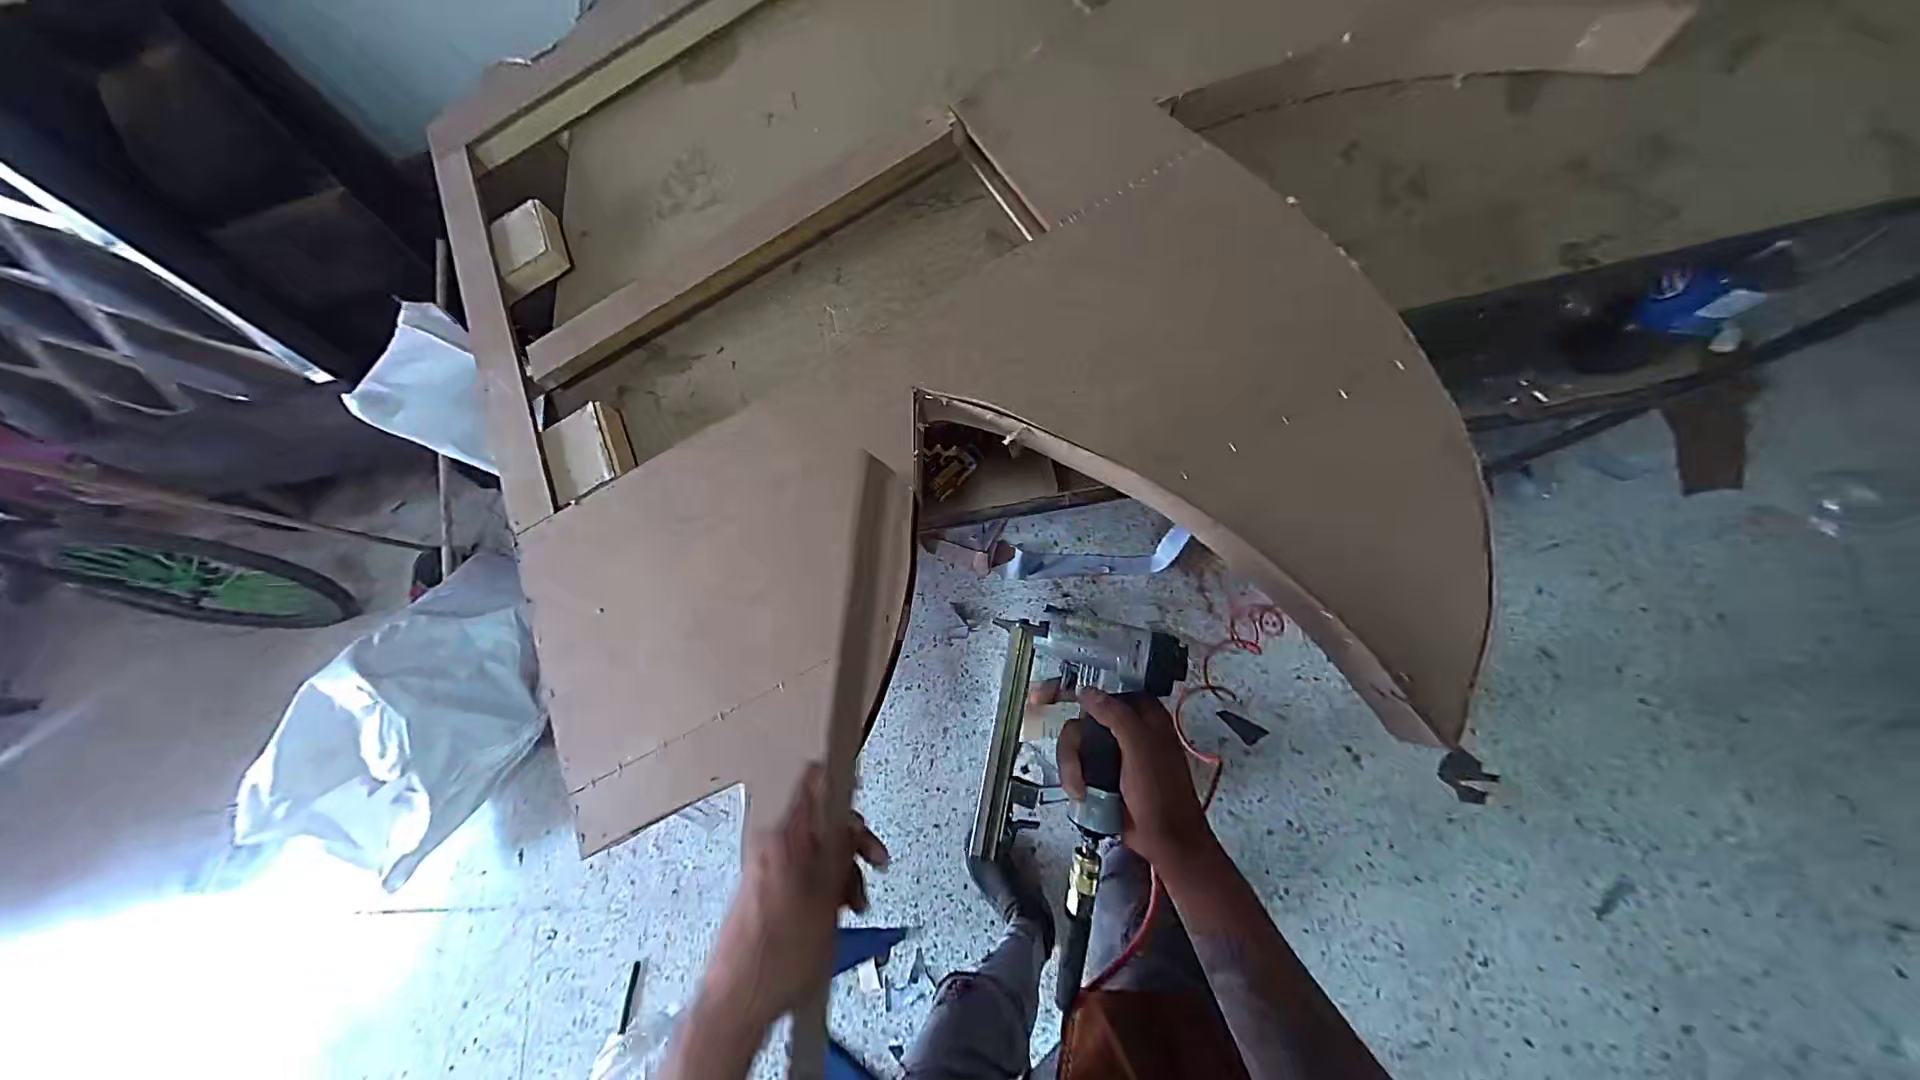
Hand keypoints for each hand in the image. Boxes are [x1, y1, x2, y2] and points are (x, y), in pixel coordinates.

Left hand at [703, 763, 889, 1028]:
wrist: (739, 1002)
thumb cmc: (776, 956)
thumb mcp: (828, 895)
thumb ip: (841, 847)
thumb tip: (850, 814)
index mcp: (785, 836)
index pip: (815, 781)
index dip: (841, 778)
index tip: (859, 779)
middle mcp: (771, 844)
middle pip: (821, 820)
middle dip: (851, 841)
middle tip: (872, 861)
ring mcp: (764, 866)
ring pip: (814, 848)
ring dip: (840, 868)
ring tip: (853, 900)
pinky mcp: (762, 888)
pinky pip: (801, 870)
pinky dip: (822, 882)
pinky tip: (833, 909)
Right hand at [1056, 687, 1212, 867]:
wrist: (1164, 842)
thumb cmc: (1162, 794)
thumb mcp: (1140, 747)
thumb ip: (1115, 715)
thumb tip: (1086, 691)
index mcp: (1142, 714)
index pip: (1104, 690)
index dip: (1074, 689)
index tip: (1045, 695)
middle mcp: (1125, 728)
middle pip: (1081, 720)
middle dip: (1072, 746)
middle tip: (1073, 766)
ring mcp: (1112, 751)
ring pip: (1075, 744)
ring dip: (1073, 767)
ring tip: (1082, 789)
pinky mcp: (1101, 772)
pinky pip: (1076, 764)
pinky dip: (1074, 777)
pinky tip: (1082, 792)